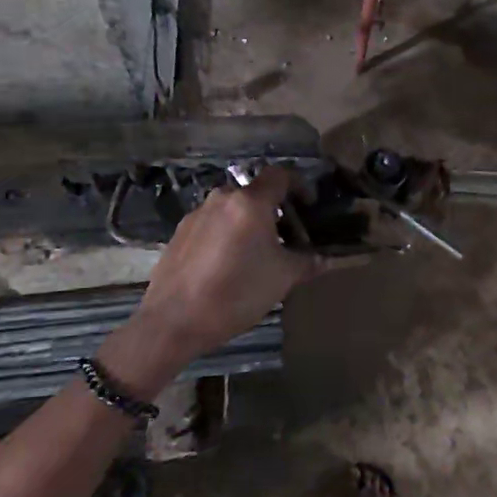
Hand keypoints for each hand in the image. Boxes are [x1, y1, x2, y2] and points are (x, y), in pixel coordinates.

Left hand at [127, 167, 320, 362]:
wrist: (173, 322)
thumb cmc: (236, 292)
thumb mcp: (283, 278)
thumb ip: (307, 262)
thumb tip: (323, 259)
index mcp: (250, 202)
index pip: (280, 174)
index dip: (299, 185)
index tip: (309, 205)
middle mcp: (222, 199)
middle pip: (255, 193)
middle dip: (274, 209)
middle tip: (286, 235)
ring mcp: (197, 214)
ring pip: (232, 209)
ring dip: (248, 222)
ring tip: (257, 252)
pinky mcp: (179, 233)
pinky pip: (212, 224)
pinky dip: (227, 234)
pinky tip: (228, 264)